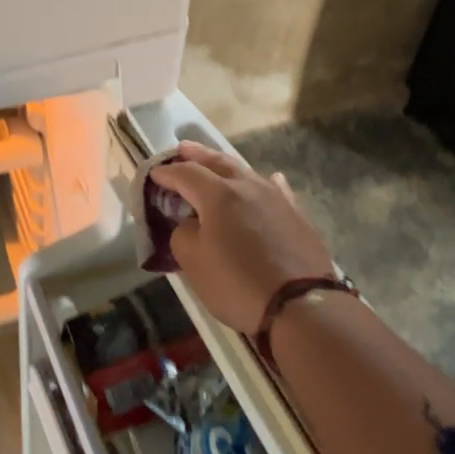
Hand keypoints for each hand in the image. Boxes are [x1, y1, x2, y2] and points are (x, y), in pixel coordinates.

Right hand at [152, 141, 334, 334]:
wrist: (300, 305)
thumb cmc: (238, 284)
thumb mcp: (194, 263)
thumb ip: (183, 235)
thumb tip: (190, 224)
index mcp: (218, 195)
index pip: (186, 173)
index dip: (167, 172)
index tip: (154, 174)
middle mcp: (248, 187)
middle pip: (218, 162)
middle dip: (198, 154)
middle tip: (183, 148)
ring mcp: (276, 198)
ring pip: (246, 173)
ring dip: (227, 167)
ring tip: (216, 164)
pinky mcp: (297, 215)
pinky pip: (276, 190)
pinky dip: (264, 184)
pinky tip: (269, 181)